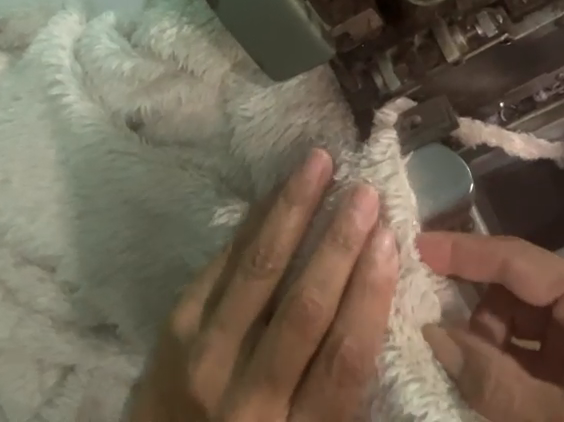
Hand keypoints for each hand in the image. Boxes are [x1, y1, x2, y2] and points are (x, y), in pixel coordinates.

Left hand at [130, 149, 398, 421]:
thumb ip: (337, 385)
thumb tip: (373, 295)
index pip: (343, 359)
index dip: (369, 294)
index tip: (389, 239)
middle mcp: (250, 399)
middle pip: (303, 308)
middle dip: (338, 243)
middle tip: (364, 192)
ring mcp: (205, 359)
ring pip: (257, 273)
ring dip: (291, 212)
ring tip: (318, 165)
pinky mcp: (174, 331)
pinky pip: (221, 266)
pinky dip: (251, 225)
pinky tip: (275, 193)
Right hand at [419, 232, 563, 421]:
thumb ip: (492, 379)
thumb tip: (433, 335)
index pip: (520, 260)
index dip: (464, 252)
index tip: (416, 246)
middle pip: (521, 290)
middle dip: (476, 310)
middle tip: (432, 332)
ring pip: (527, 323)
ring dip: (491, 343)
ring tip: (462, 373)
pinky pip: (542, 354)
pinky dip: (510, 366)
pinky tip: (484, 386)